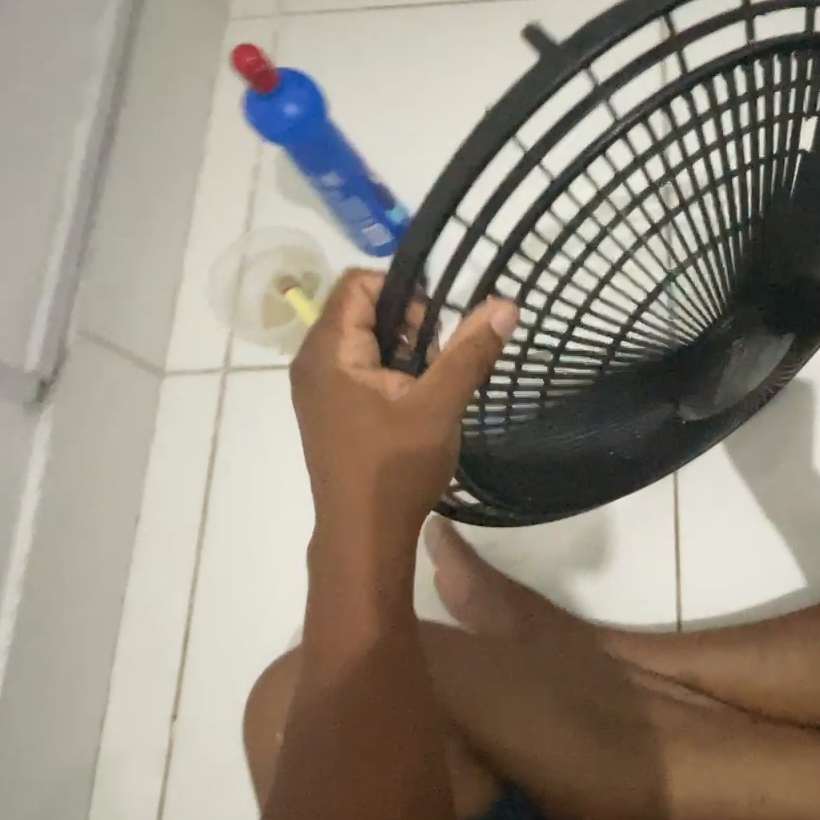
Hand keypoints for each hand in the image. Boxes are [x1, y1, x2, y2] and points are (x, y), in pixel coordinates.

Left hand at [290, 269, 517, 551]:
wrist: (364, 535)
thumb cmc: (395, 468)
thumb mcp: (439, 406)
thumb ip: (470, 352)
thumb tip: (506, 305)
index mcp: (328, 351)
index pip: (358, 284)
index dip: (404, 292)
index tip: (439, 328)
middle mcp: (313, 363)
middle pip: (360, 311)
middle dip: (409, 324)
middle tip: (441, 359)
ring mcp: (319, 390)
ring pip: (364, 343)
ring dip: (405, 352)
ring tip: (434, 385)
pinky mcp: (331, 412)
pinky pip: (360, 371)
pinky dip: (393, 374)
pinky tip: (417, 405)